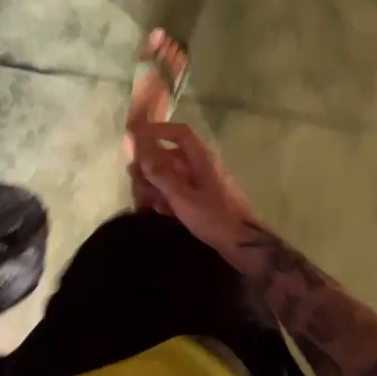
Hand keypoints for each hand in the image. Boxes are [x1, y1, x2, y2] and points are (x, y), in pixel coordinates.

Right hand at [128, 123, 256, 252]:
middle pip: (174, 156)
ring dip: (158, 183)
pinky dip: (168, 197)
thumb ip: (161, 176)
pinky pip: (182, 192)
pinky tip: (156, 209)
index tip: (139, 136)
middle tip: (132, 174)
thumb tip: (142, 155)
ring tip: (140, 195)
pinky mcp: (205, 202)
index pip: (180, 133)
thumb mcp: (183, 197)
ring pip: (176, 176)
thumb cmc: (214, 217)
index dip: (160, 130)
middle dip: (152, 164)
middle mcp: (204, 167)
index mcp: (202, 159)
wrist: (244, 245)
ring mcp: (205, 185)